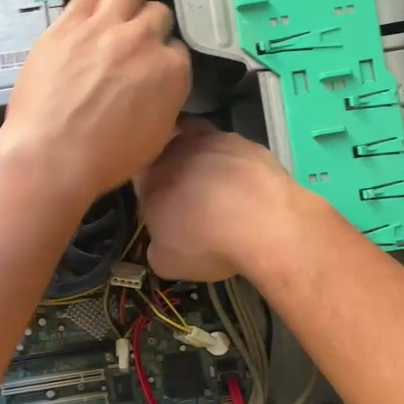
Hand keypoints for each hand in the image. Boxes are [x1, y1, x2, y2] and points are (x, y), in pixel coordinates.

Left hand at [0, 0, 190, 199]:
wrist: (52, 156)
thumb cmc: (104, 160)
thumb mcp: (154, 141)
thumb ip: (165, 106)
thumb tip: (163, 95)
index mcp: (171, 72)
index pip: (177, 50)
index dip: (165, 56)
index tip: (155, 63)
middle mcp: (143, 41)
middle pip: (157, 15)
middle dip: (152, 24)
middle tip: (141, 33)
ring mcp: (105, 27)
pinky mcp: (69, 23)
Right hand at [133, 118, 308, 281]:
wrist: (264, 226)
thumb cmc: (205, 243)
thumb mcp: (166, 261)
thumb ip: (155, 243)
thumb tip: (162, 239)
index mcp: (152, 175)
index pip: (139, 170)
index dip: (148, 185)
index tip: (159, 203)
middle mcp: (181, 148)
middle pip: (170, 148)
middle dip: (176, 165)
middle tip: (187, 193)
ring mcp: (219, 141)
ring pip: (206, 144)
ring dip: (208, 161)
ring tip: (221, 190)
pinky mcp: (253, 145)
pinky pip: (238, 153)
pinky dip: (239, 168)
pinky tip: (249, 190)